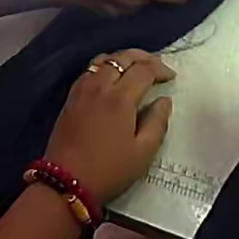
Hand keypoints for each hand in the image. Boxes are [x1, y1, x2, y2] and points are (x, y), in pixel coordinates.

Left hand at [45, 50, 173, 201]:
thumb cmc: (109, 169)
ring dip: (123, 58)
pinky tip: (111, 76)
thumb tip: (164, 100)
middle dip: (143, 57)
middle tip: (157, 66)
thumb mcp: (143, 152)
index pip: (143, 70)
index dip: (160, 69)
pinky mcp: (71, 96)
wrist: (67, 180)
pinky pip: (90, 69)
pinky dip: (105, 65)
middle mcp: (100, 86)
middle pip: (123, 58)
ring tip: (136, 68)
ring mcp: (82, 88)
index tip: (171, 77)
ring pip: (104, 59)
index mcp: (120, 98)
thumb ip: (157, 122)